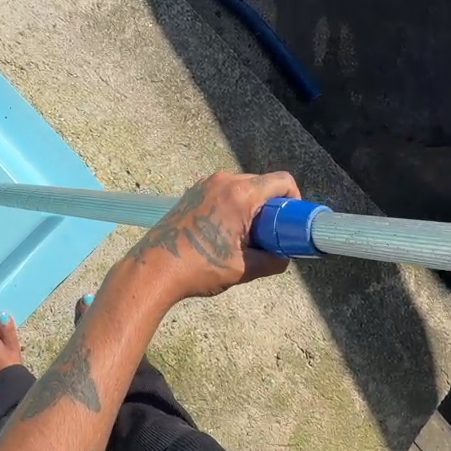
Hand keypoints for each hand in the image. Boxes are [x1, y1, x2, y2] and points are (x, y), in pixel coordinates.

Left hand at [124, 172, 300, 302]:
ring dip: (251, 207)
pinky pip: (224, 191)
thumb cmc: (199, 267)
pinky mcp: (193, 191)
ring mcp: (205, 184)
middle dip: (272, 207)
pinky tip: (224, 232)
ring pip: (242, 187)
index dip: (294, 199)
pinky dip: (232, 206)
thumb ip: (272, 261)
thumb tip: (284, 257)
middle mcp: (223, 181)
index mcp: (240, 194)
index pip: (282, 181)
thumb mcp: (244, 269)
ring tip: (245, 238)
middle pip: (262, 184)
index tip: (291, 222)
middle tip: (270, 235)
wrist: (156, 267)